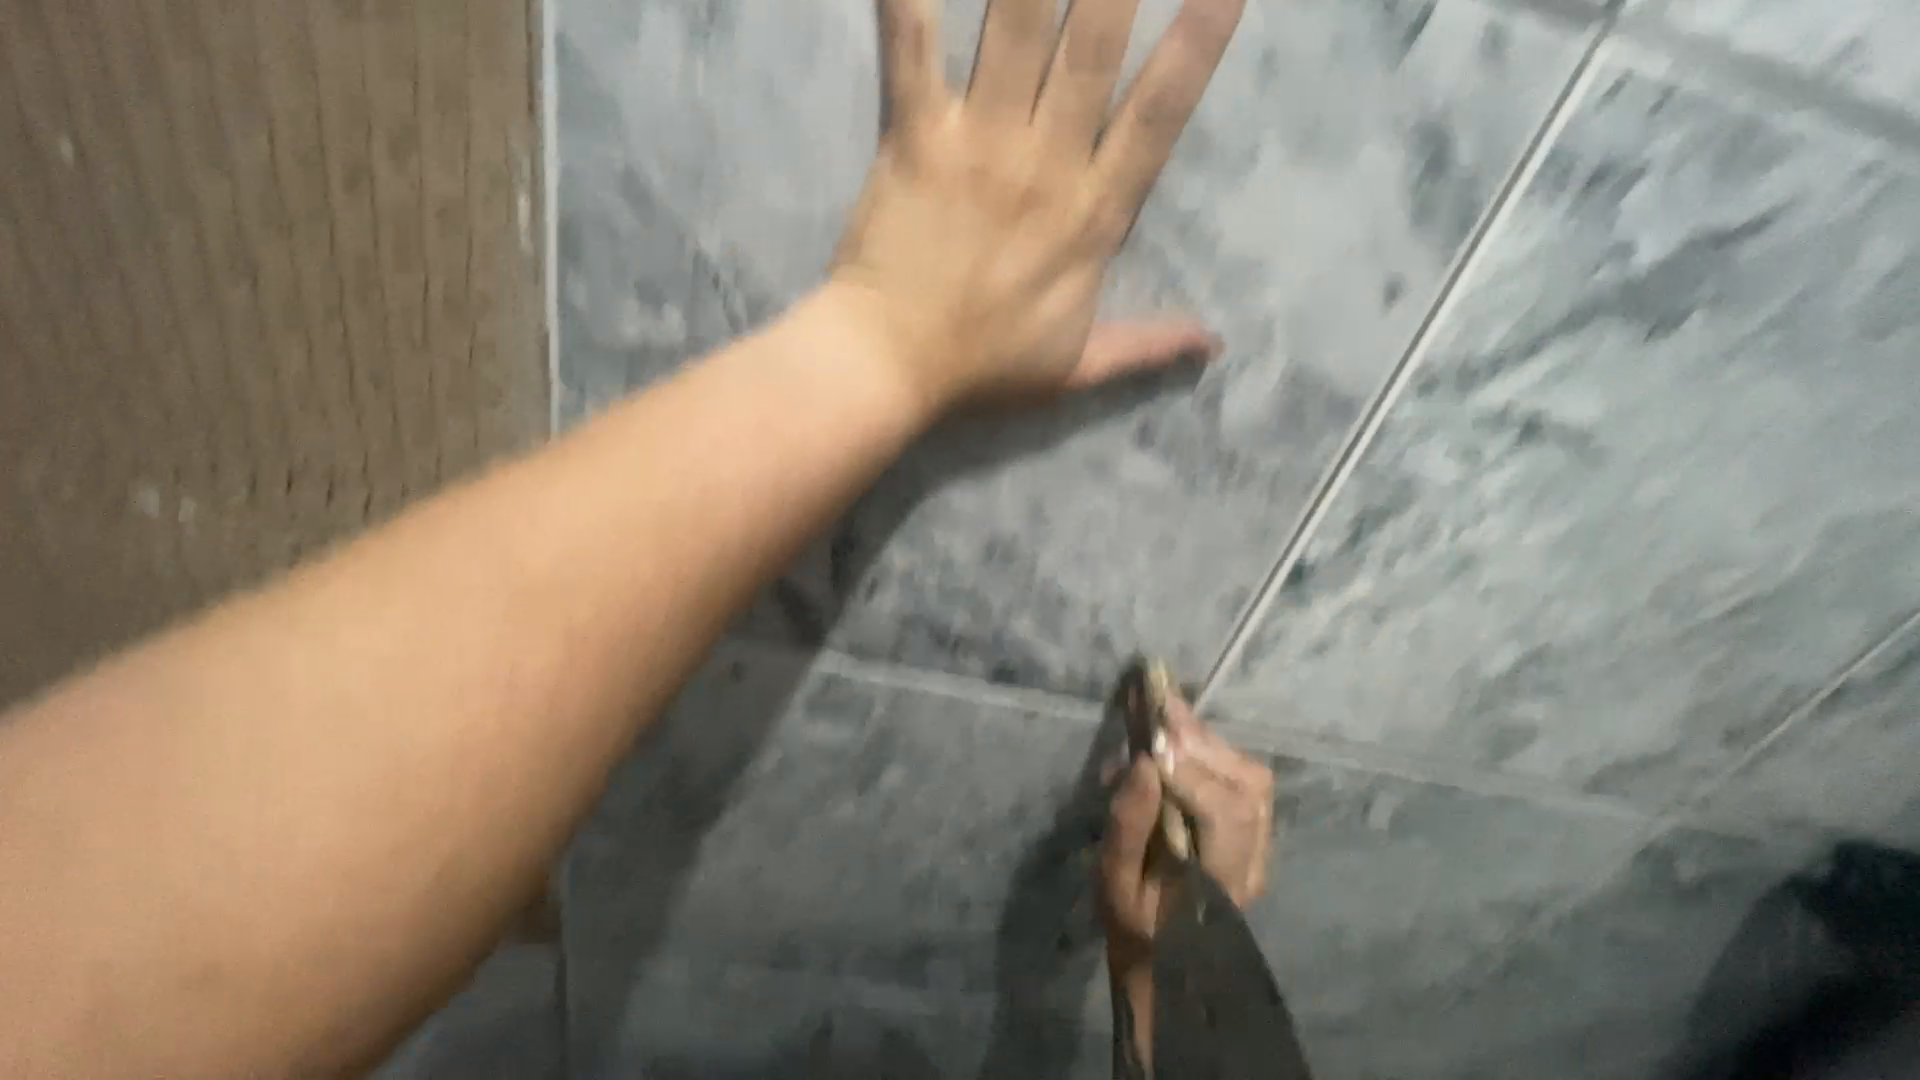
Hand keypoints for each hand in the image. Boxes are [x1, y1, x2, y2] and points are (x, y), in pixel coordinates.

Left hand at [830, 0, 1244, 408]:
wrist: (893, 369)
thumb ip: (1147, 345)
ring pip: (1019, 24)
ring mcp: (980, 143)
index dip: (1198, 44)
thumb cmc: (983, 368)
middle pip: (1097, 43)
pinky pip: (914, 46)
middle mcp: (1047, 163)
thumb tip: (1214, 343)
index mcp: (1093, 217)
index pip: (1160, 116)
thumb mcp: (1078, 368)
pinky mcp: (915, 137)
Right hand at [1099, 693, 1274, 959]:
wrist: (1164, 955)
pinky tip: (1181, 734)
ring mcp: (1261, 847)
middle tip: (1162, 703)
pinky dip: (1212, 750)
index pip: (1226, 815)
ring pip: (1251, 779)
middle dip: (1202, 744)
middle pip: (1249, 789)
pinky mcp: (1253, 829)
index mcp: (1222, 886)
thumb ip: (1128, 826)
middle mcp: (1254, 863)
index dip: (1192, 774)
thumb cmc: (1132, 920)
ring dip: (1208, 742)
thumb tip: (1142, 764)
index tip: (1151, 742)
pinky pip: (1244, 779)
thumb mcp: (1114, 881)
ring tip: (1168, 712)